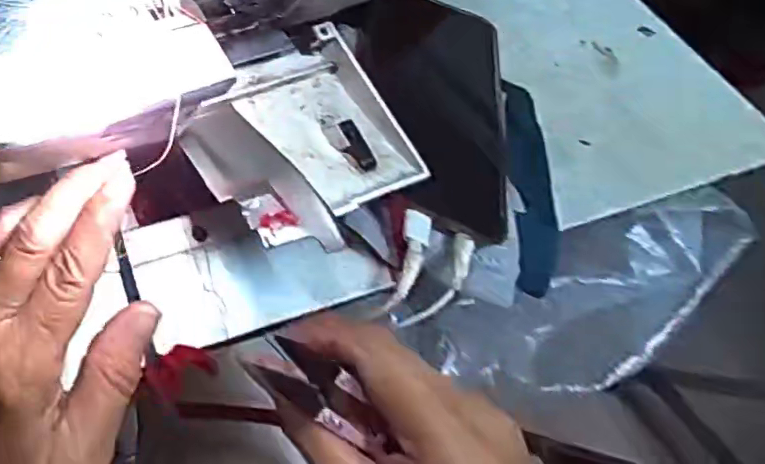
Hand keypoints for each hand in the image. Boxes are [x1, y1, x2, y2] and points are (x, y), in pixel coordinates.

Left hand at [0, 153, 160, 463]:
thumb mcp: (79, 450)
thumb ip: (113, 376)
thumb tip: (145, 311)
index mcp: (26, 358)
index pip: (69, 268)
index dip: (99, 217)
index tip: (122, 182)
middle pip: (34, 235)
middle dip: (74, 190)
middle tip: (107, 163)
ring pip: (5, 233)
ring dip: (45, 196)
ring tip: (79, 173)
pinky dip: (14, 218)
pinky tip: (35, 208)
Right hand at [270, 314, 532, 463]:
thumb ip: (313, 433)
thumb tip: (268, 372)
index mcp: (450, 426)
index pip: (371, 344)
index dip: (318, 332)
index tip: (276, 343)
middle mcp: (476, 407)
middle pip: (386, 352)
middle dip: (334, 355)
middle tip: (291, 375)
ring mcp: (493, 419)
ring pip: (404, 368)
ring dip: (360, 377)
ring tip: (331, 409)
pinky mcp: (496, 432)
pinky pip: (428, 392)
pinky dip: (390, 398)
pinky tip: (374, 430)